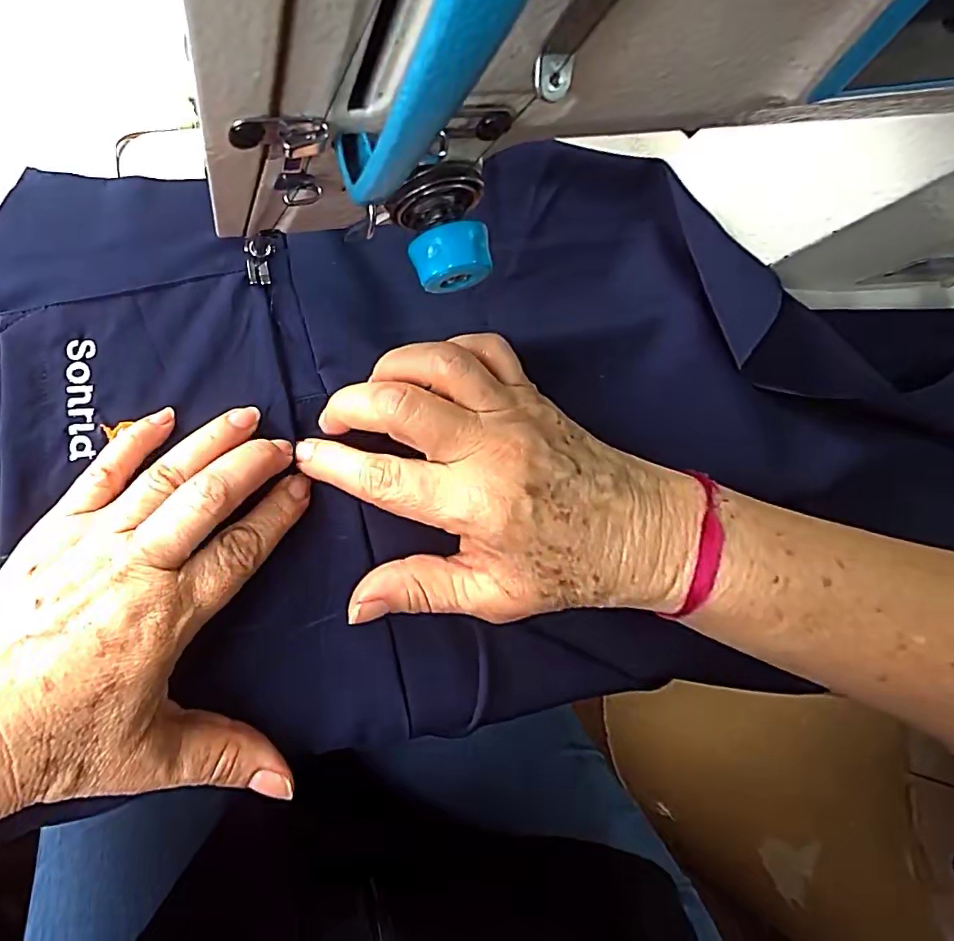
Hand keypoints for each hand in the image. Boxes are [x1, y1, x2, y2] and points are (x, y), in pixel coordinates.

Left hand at [0, 406, 309, 870]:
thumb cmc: (50, 741)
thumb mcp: (147, 757)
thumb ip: (224, 755)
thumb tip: (286, 780)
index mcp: (163, 616)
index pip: (237, 551)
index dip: (276, 516)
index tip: (302, 489)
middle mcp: (131, 566)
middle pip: (206, 500)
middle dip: (251, 464)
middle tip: (285, 442)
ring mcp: (89, 540)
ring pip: (161, 477)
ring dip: (206, 442)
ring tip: (241, 416)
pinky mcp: (52, 530)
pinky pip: (99, 474)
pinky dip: (132, 442)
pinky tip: (159, 419)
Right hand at [293, 334, 702, 625]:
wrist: (651, 532)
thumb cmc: (566, 568)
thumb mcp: (490, 596)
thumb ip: (417, 591)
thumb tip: (355, 606)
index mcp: (474, 503)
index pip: (382, 475)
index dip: (331, 462)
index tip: (303, 455)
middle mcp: (489, 447)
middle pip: (398, 402)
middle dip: (347, 404)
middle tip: (332, 421)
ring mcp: (512, 410)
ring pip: (434, 362)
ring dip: (387, 369)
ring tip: (373, 392)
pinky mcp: (529, 390)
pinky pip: (480, 347)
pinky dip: (442, 352)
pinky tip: (426, 375)